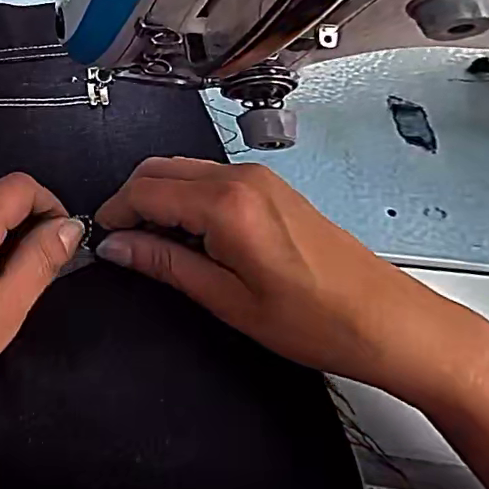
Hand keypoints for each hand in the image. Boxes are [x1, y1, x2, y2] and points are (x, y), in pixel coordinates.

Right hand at [94, 157, 488, 409]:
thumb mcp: (228, 300)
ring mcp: (257, 176)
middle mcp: (239, 176)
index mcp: (226, 203)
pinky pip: (208, 176)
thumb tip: (119, 245)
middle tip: (121, 240)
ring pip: (183, 169)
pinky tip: (188, 232)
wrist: (387, 319)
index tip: (100, 236)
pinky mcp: (268, 184)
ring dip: (158, 195)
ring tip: (152, 241)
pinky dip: (185, 195)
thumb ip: (166, 262)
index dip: (115, 211)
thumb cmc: (316, 318)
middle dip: (131, 198)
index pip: (146, 189)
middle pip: (159, 169)